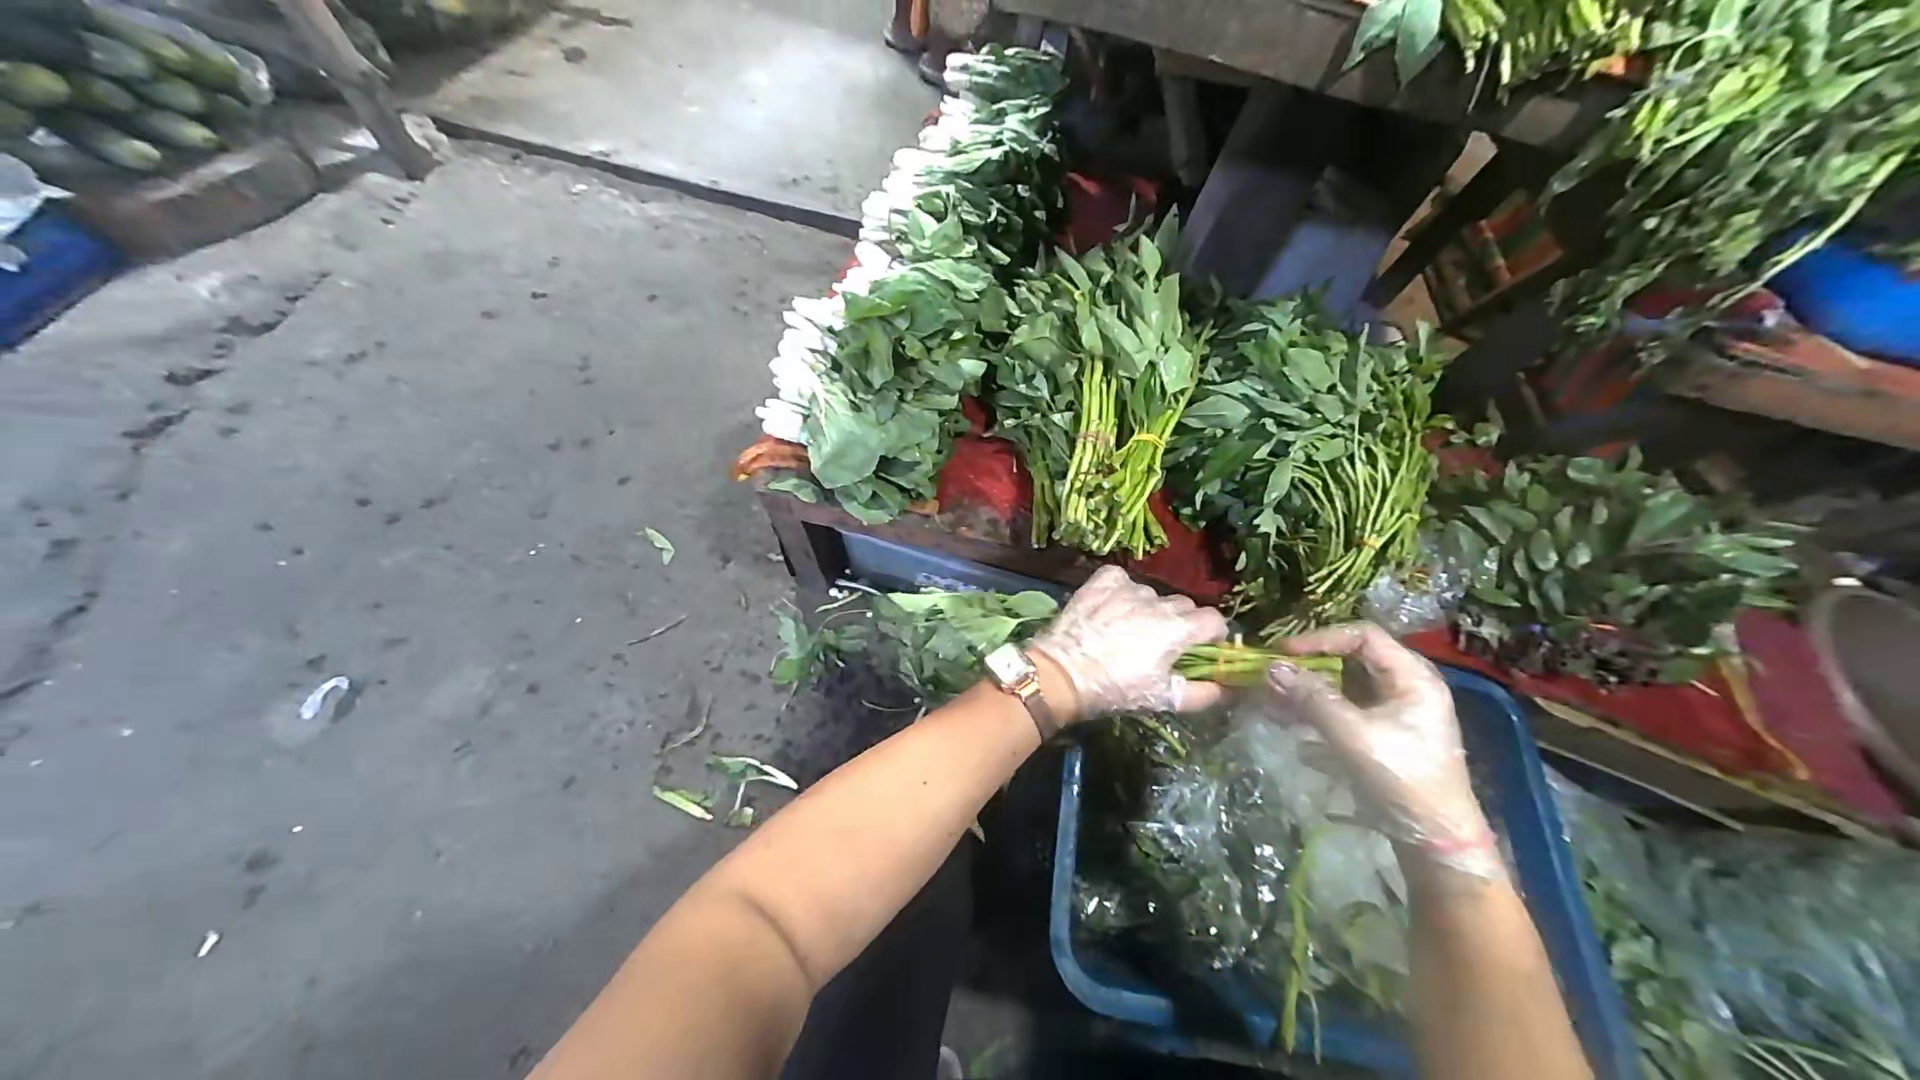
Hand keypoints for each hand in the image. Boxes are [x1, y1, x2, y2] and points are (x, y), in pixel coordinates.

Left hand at [1029, 565, 1227, 721]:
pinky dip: (1121, 591)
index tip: (1200, 649)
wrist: (1062, 673)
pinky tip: (1111, 609)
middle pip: (1184, 606)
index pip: (1214, 620)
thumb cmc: (1116, 689)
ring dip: (1149, 609)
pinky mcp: (1102, 580)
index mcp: (1178, 628)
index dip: (1212, 635)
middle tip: (1161, 645)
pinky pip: (1122, 580)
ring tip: (1129, 631)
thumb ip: (1203, 694)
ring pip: (1152, 595)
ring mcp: (1129, 587)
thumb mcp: (1163, 698)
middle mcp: (1158, 601)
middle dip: (1180, 623)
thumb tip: (1227, 687)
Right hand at [1267, 623, 1503, 880]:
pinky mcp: (1380, 735)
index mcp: (1412, 679)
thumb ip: (1312, 699)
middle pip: (1349, 658)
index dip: (1320, 639)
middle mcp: (1405, 688)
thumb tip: (1270, 667)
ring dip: (1305, 689)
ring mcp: (1393, 712)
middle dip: (1308, 664)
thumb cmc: (1404, 781)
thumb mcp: (1354, 736)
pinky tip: (1286, 721)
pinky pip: (1341, 709)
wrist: (1435, 844)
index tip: (1283, 653)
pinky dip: (1313, 710)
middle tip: (1273, 672)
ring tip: (1271, 698)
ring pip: (1342, 685)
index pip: (1362, 636)